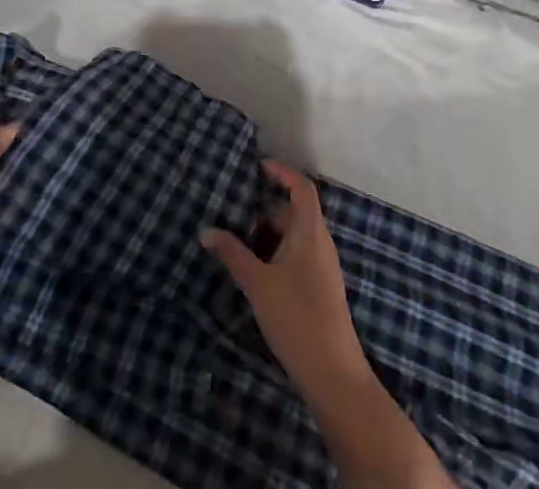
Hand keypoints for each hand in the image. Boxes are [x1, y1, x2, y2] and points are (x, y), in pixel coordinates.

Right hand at [201, 161, 370, 393]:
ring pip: (294, 236)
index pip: (302, 188)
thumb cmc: (296, 317)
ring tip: (236, 239)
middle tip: (232, 210)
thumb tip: (206, 231)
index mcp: (310, 234)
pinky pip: (297, 254)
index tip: (257, 166)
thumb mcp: (257, 283)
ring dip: (268, 233)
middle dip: (265, 207)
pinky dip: (275, 251)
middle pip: (296, 211)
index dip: (282, 172)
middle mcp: (320, 244)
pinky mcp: (319, 287)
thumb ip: (232, 254)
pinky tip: (254, 268)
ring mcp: (322, 267)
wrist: (332, 372)